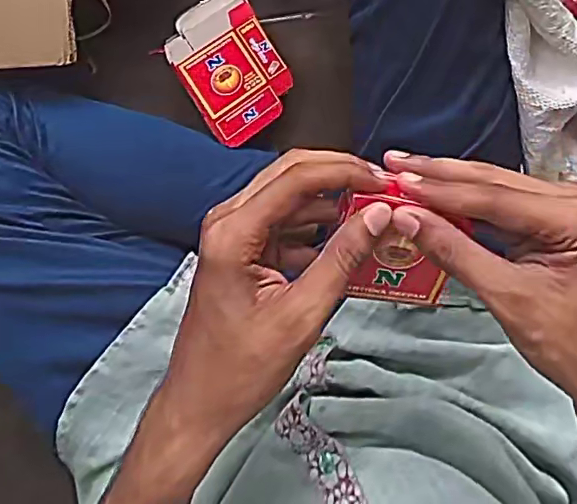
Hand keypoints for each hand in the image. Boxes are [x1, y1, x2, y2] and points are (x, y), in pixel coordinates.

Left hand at [105, 150, 391, 503]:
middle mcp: (229, 219)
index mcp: (234, 231)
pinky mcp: (242, 244)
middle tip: (378, 184)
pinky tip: (344, 234)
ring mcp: (233, 230)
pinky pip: (284, 217)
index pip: (295, 177)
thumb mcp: (300, 315)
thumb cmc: (239, 369)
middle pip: (290, 173)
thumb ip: (341, 259)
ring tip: (369, 208)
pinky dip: (315, 221)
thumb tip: (376, 217)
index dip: (342, 171)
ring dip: (330, 196)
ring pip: (289, 192)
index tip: (378, 179)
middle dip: (338, 173)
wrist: (198, 404)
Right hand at [380, 152, 576, 502]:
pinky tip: (433, 188)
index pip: (495, 198)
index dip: (443, 190)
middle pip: (492, 182)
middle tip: (396, 163)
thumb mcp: (506, 297)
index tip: (401, 182)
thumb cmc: (566, 343)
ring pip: (491, 184)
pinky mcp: (545, 212)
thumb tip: (407, 217)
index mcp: (572, 217)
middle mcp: (570, 198)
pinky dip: (462, 196)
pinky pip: (496, 197)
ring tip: (405, 170)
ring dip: (446, 180)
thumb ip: (455, 251)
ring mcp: (559, 202)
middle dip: (439, 174)